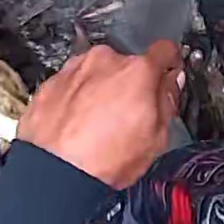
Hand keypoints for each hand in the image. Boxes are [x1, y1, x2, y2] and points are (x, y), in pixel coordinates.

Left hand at [16, 42, 183, 188]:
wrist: (54, 173)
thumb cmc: (103, 160)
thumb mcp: (156, 138)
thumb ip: (168, 101)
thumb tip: (171, 84)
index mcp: (137, 71)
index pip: (164, 51)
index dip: (169, 64)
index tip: (167, 74)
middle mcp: (105, 61)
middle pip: (127, 65)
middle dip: (130, 85)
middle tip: (128, 116)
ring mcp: (75, 69)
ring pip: (98, 72)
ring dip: (101, 89)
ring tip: (98, 125)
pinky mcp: (52, 82)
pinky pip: (72, 83)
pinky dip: (77, 97)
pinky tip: (77, 124)